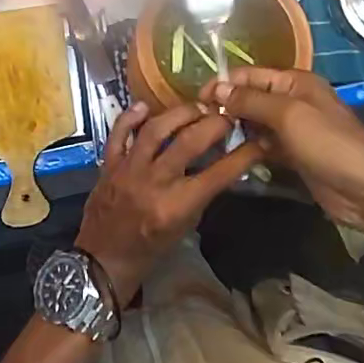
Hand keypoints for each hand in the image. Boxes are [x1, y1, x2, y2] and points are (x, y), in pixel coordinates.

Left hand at [74, 102, 260, 300]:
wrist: (104, 257)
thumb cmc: (150, 248)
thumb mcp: (185, 227)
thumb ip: (200, 194)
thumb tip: (218, 162)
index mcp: (177, 206)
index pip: (218, 174)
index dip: (243, 155)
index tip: (259, 139)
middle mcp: (154, 182)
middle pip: (188, 142)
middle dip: (212, 124)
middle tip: (226, 115)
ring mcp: (128, 169)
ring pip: (155, 130)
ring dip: (178, 113)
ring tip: (196, 106)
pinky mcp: (108, 163)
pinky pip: (118, 133)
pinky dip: (131, 117)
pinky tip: (146, 106)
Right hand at [200, 68, 363, 231]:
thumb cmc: (330, 145)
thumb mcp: (287, 115)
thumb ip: (249, 100)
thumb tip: (216, 89)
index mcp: (293, 83)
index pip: (247, 75)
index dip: (222, 85)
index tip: (197, 102)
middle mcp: (291, 101)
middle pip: (247, 98)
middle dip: (225, 108)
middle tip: (201, 124)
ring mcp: (292, 129)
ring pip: (252, 123)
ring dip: (233, 129)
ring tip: (209, 140)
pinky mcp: (291, 154)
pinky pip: (261, 145)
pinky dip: (246, 148)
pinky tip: (228, 155)